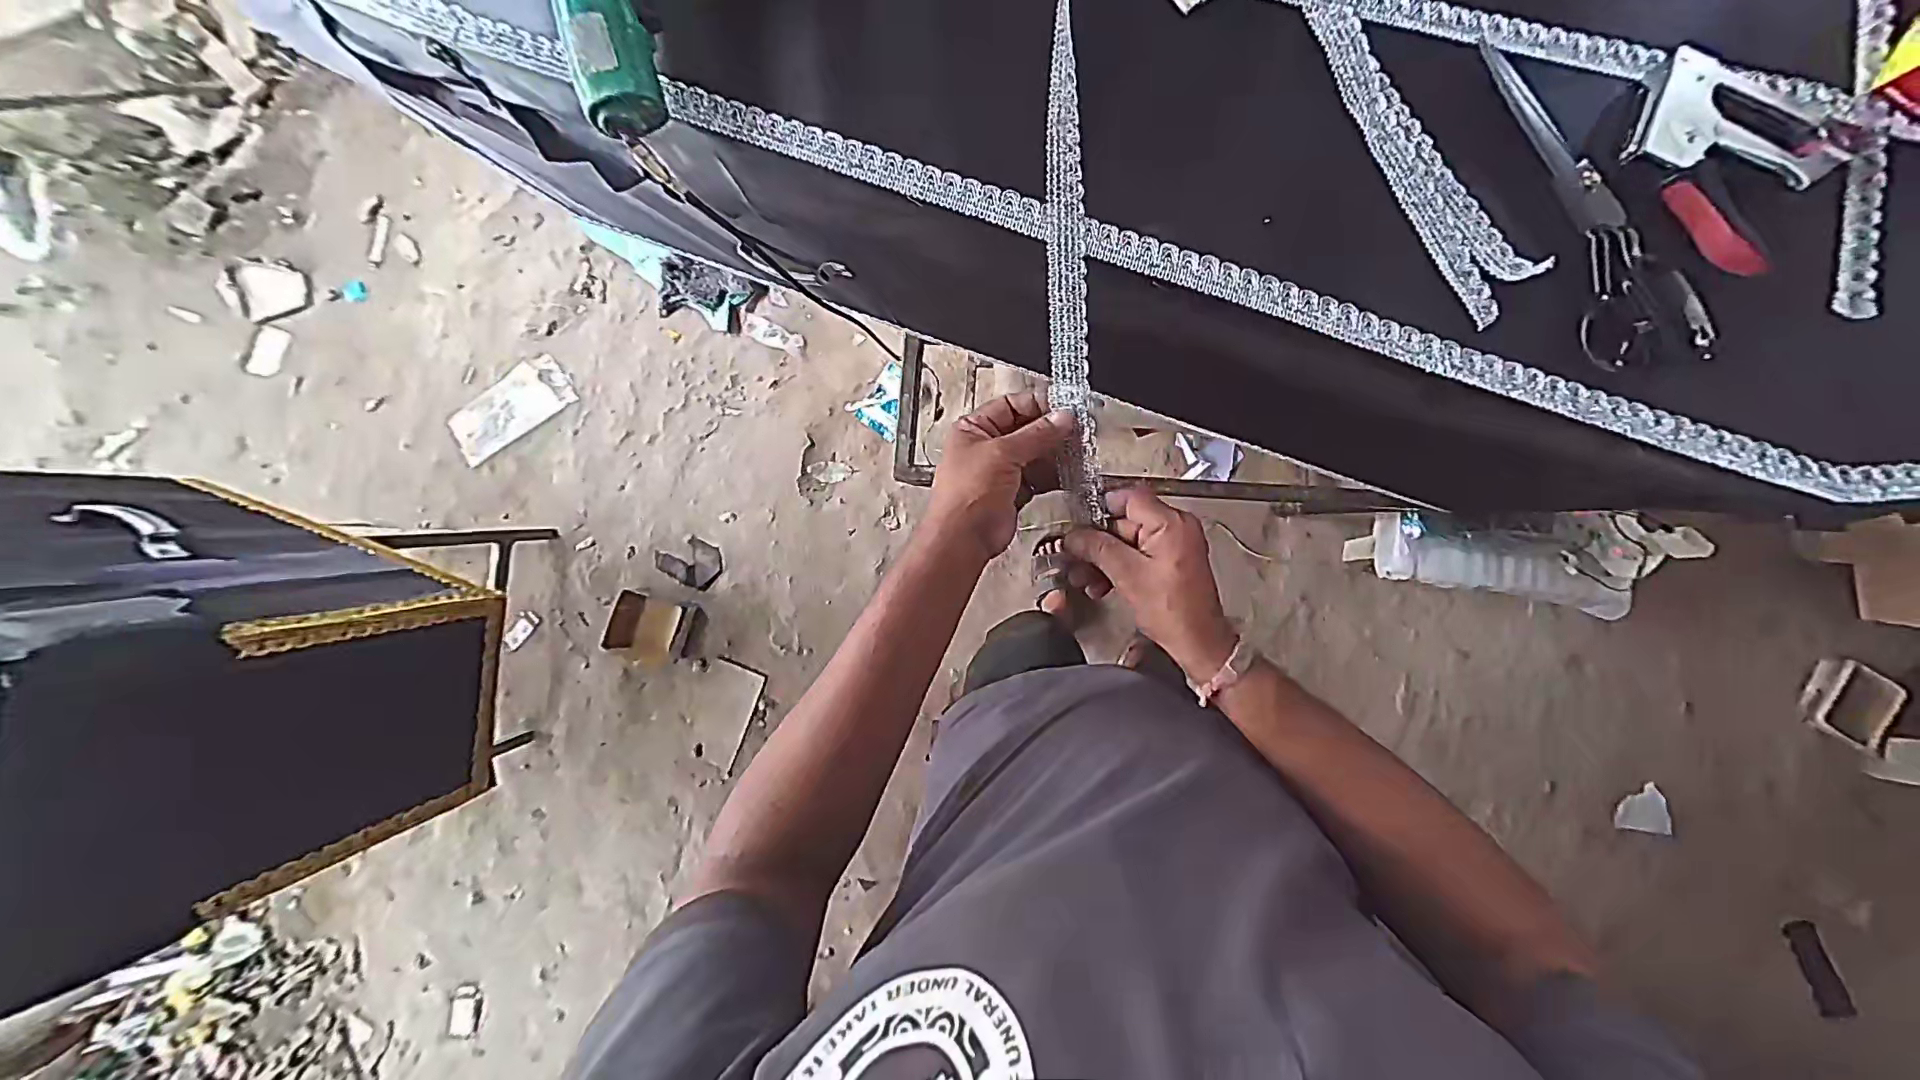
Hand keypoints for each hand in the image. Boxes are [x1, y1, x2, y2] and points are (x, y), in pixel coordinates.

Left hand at [927, 392, 1074, 563]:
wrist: (963, 538)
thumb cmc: (964, 496)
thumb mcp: (1002, 453)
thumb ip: (1036, 434)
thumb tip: (1060, 418)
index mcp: (973, 429)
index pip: (1010, 405)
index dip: (1038, 404)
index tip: (1064, 407)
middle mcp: (985, 448)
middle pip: (1026, 429)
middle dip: (1052, 430)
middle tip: (1077, 429)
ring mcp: (999, 471)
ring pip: (1035, 454)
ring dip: (1056, 453)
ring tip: (1077, 449)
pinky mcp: (1012, 493)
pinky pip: (1038, 478)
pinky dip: (1054, 475)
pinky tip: (1069, 471)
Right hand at [1065, 488, 1237, 681]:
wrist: (1197, 641)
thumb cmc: (1176, 613)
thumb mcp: (1127, 576)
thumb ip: (1098, 548)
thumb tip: (1076, 536)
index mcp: (1172, 524)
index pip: (1130, 497)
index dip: (1100, 508)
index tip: (1080, 522)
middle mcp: (1177, 528)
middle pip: (1126, 520)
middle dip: (1098, 541)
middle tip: (1077, 556)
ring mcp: (1175, 544)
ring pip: (1128, 539)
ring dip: (1104, 557)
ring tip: (1087, 576)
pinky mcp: (1170, 560)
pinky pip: (1138, 553)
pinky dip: (1119, 565)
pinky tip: (1102, 583)